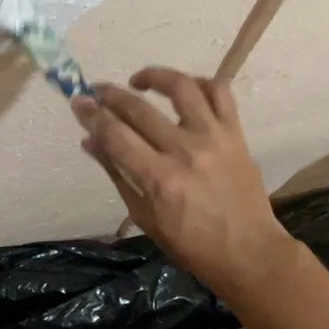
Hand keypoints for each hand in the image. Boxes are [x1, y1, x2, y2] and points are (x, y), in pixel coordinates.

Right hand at [72, 67, 294, 297]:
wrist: (250, 253)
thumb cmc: (192, 245)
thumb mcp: (144, 217)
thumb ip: (117, 173)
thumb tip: (89, 141)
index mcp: (160, 179)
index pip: (115, 135)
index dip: (92, 115)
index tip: (78, 103)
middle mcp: (185, 152)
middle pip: (139, 109)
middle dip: (110, 95)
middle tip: (97, 91)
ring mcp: (214, 138)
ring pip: (182, 88)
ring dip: (155, 75)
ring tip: (138, 81)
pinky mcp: (236, 134)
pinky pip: (220, 93)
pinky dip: (199, 83)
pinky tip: (183, 88)